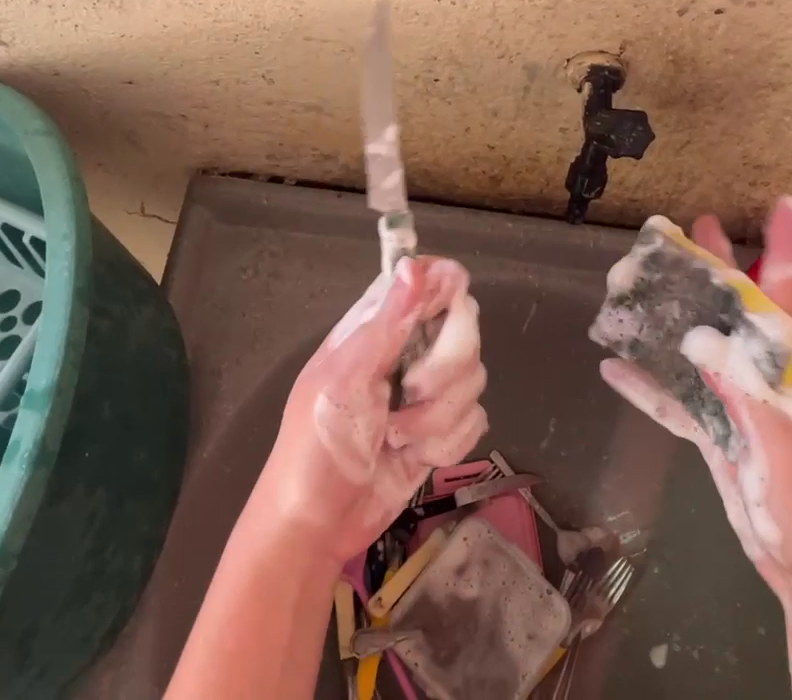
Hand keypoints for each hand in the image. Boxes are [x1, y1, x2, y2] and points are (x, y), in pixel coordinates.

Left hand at [251, 255, 487, 564]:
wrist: (318, 527)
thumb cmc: (316, 447)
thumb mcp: (345, 380)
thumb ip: (387, 323)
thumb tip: (415, 264)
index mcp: (375, 327)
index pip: (427, 281)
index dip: (447, 288)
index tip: (451, 309)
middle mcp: (407, 351)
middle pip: (465, 327)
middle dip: (445, 367)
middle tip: (411, 390)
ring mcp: (427, 393)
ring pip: (475, 379)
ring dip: (437, 417)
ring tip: (396, 436)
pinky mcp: (442, 431)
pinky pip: (476, 421)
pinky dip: (447, 444)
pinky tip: (413, 456)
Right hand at [600, 197, 791, 601]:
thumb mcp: (783, 448)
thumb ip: (747, 390)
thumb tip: (701, 336)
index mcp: (790, 370)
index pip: (790, 296)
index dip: (790, 249)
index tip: (787, 205)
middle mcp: (762, 377)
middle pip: (736, 310)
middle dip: (720, 266)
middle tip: (694, 226)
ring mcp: (735, 404)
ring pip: (699, 348)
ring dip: (674, 316)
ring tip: (644, 283)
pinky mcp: (715, 435)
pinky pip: (674, 400)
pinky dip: (646, 385)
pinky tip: (614, 368)